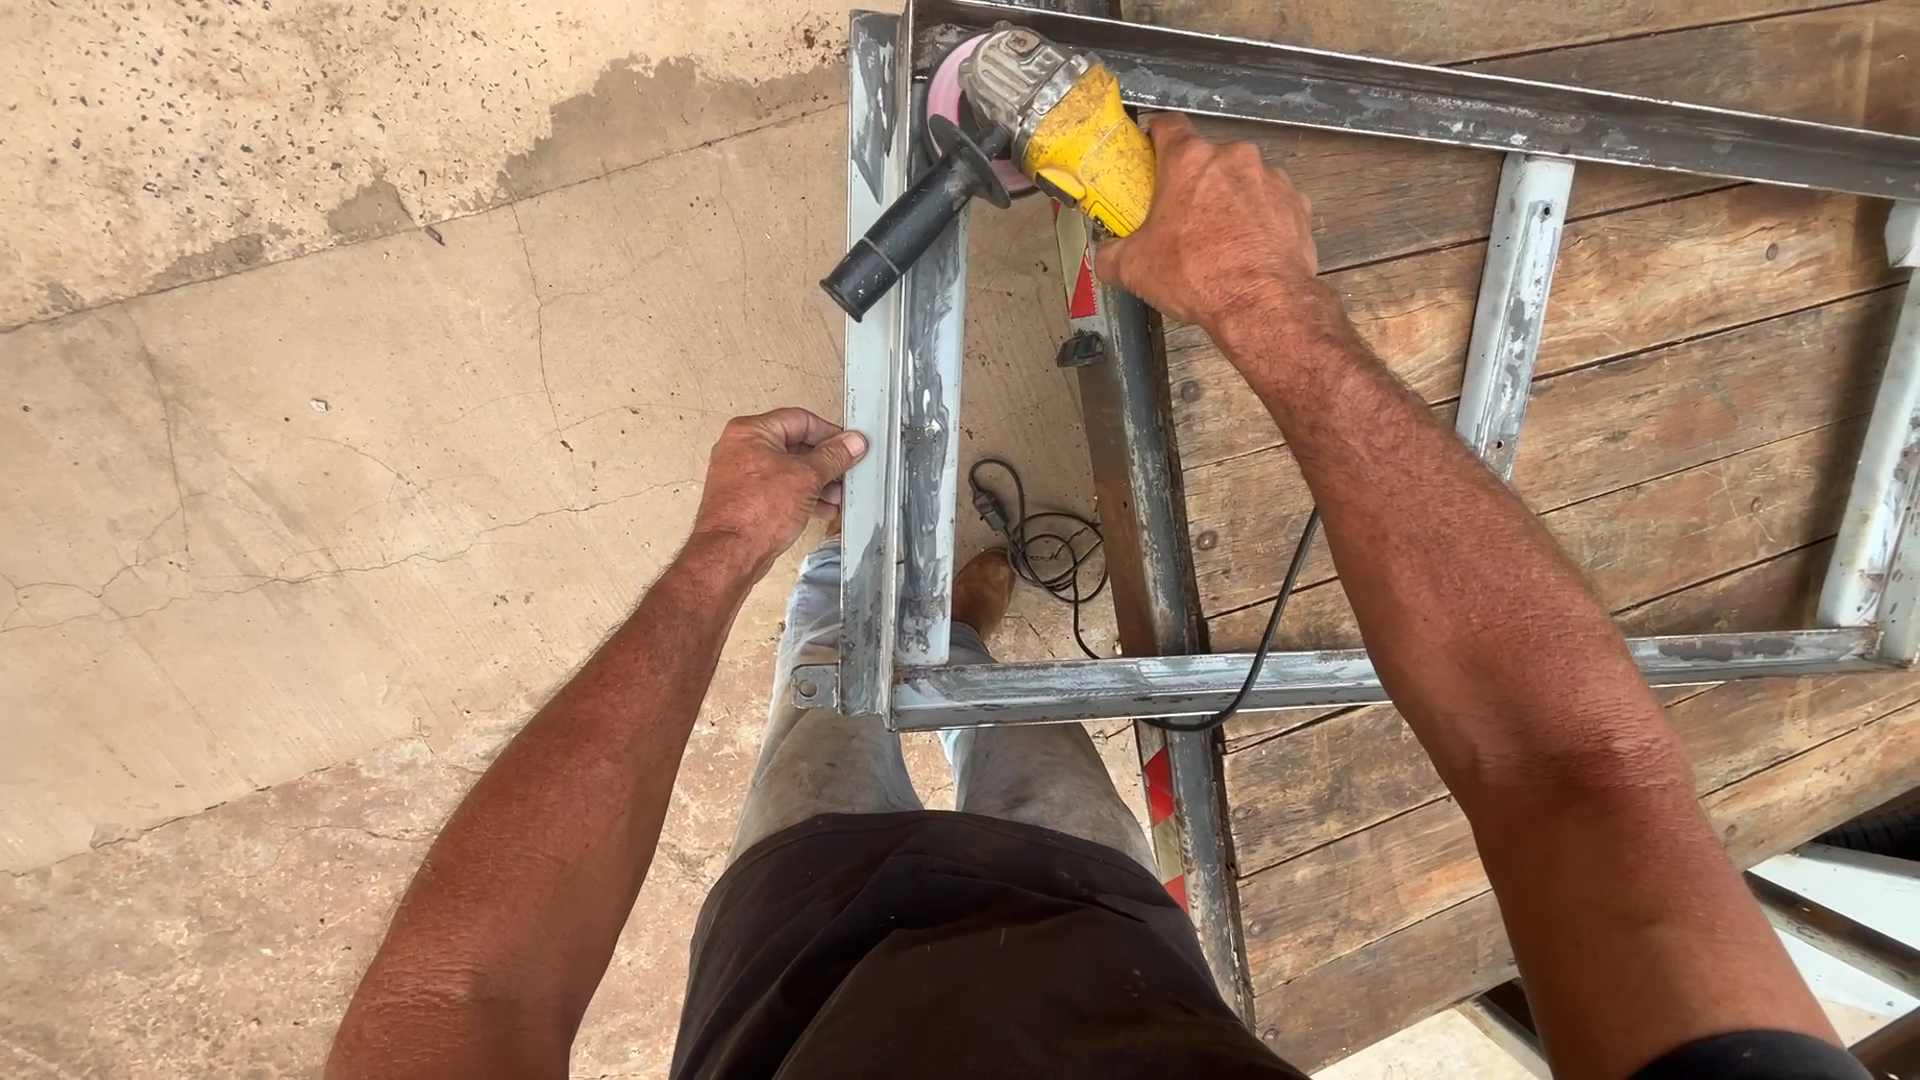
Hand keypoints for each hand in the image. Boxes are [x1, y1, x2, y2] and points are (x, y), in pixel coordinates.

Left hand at [690, 407, 865, 575]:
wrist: (731, 553)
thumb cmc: (753, 513)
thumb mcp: (806, 477)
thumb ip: (833, 457)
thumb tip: (851, 444)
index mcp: (751, 431)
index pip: (801, 420)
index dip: (830, 433)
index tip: (849, 447)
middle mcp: (742, 448)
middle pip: (796, 446)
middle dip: (826, 463)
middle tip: (845, 472)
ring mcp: (743, 475)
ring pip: (790, 470)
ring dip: (818, 483)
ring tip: (837, 496)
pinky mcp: (747, 499)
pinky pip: (781, 489)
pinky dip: (803, 496)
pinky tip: (822, 509)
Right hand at [1095, 113, 1318, 334]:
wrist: (1259, 303)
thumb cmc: (1198, 276)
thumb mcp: (1133, 269)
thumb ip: (1111, 255)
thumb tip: (1106, 255)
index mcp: (1189, 162)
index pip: (1168, 126)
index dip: (1156, 138)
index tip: (1152, 153)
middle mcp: (1232, 159)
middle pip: (1206, 161)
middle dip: (1193, 186)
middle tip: (1180, 221)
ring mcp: (1269, 178)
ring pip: (1240, 182)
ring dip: (1227, 204)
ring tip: (1217, 244)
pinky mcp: (1295, 203)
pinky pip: (1269, 206)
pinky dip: (1257, 223)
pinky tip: (1245, 252)